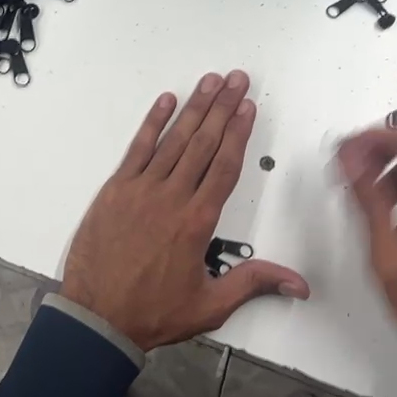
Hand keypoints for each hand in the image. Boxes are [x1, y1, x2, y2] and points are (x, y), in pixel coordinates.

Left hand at [61, 71, 309, 350]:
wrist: (98, 316)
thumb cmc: (152, 312)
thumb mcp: (210, 305)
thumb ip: (253, 284)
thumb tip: (299, 283)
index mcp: (196, 221)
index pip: (225, 166)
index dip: (238, 132)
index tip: (248, 107)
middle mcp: (171, 197)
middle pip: (203, 143)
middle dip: (222, 108)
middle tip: (236, 79)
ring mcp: (141, 189)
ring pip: (174, 140)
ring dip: (194, 108)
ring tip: (210, 82)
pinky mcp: (116, 189)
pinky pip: (137, 148)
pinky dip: (151, 123)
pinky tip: (165, 102)